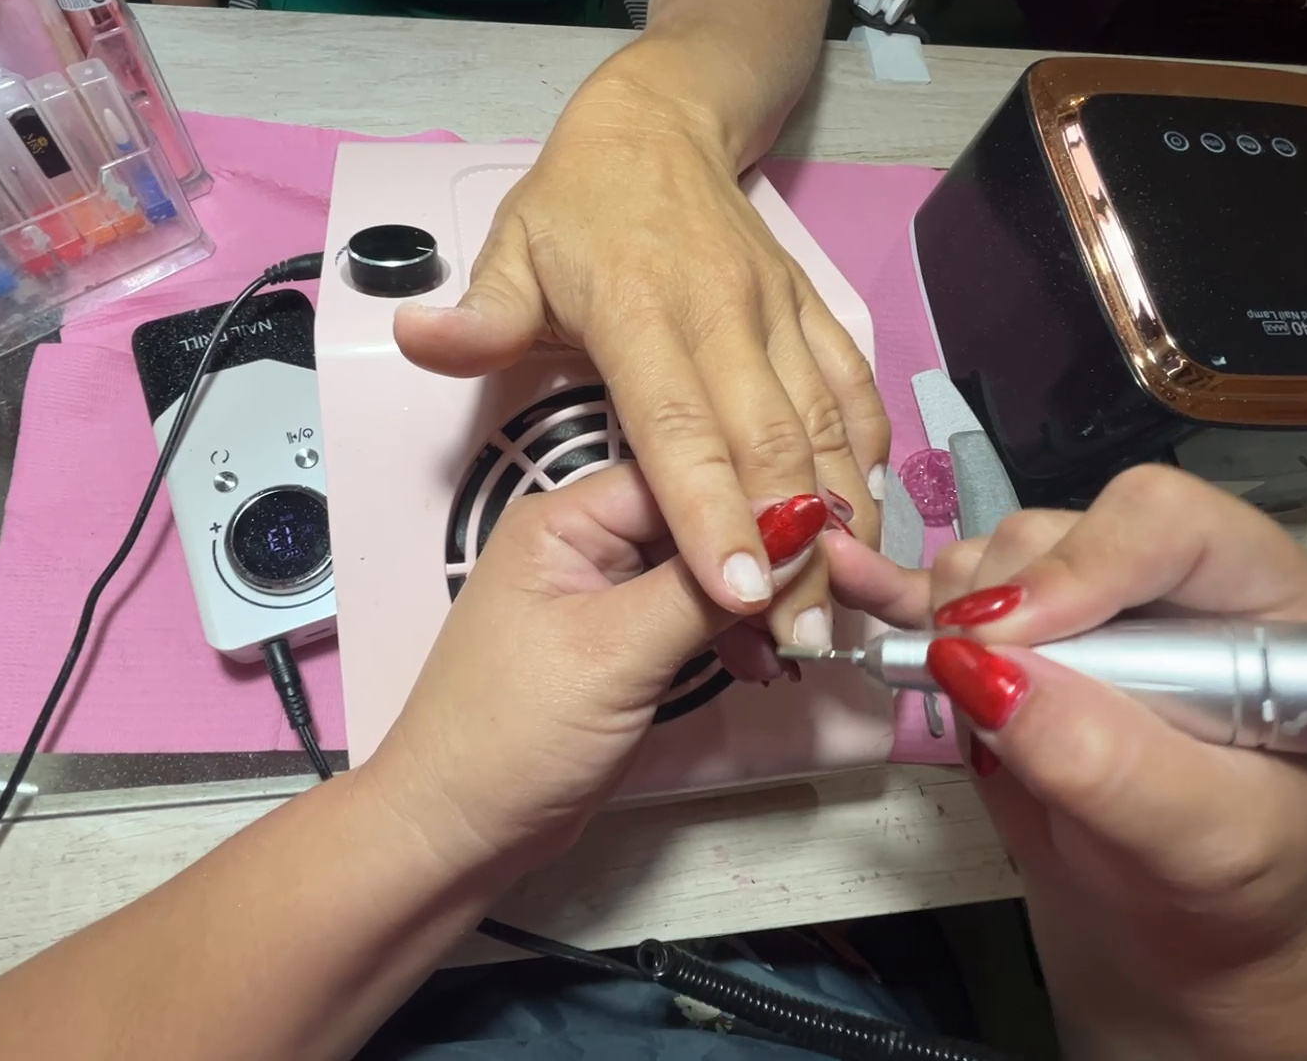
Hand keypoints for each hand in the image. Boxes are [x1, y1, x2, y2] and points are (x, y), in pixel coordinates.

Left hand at [359, 464, 816, 874]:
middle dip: (768, 558)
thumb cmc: (516, 731)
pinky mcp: (628, 639)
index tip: (831, 528)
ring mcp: (609, 591)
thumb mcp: (612, 652)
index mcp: (564, 518)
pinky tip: (765, 662)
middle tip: (841, 589)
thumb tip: (798, 534)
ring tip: (800, 639)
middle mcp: (588, 541)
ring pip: (706, 573)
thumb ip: (702, 593)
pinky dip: (736, 635)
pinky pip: (697, 616)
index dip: (754, 498)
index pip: (676, 477)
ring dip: (758, 602)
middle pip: (699, 524)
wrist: (465, 828)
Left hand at [393, 71, 887, 655]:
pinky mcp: (809, 311)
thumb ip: (482, 313)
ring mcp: (777, 313)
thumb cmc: (576, 206)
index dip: (711, 512)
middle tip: (803, 631)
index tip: (741, 594)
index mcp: (639, 311)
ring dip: (842, 512)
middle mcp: (722, 316)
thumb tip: (418, 339)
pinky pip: (851, 387)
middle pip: (766, 442)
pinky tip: (870, 512)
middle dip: (793, 541)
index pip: (679, 427)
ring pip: (823, 423)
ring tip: (847, 595)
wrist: (658, 127)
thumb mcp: (512, 249)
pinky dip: (867, 451)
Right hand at [827, 466, 1306, 1058]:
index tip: (1009, 644)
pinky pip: (930, 583)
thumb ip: (1099, 758)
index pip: (1165, 523)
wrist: (1144, 906)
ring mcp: (1069, 595)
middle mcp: (1156, 579)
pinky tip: (848, 570)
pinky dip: (885, 586)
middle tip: (984, 693)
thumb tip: (979, 668)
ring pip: (981, 557)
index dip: (1079, 566)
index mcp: (1256, 603)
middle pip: (1051, 534)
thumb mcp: (1189, 840)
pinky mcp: (999, 624)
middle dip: (1000, 609)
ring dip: (950, 621)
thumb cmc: (1204, 881)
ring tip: (970, 705)